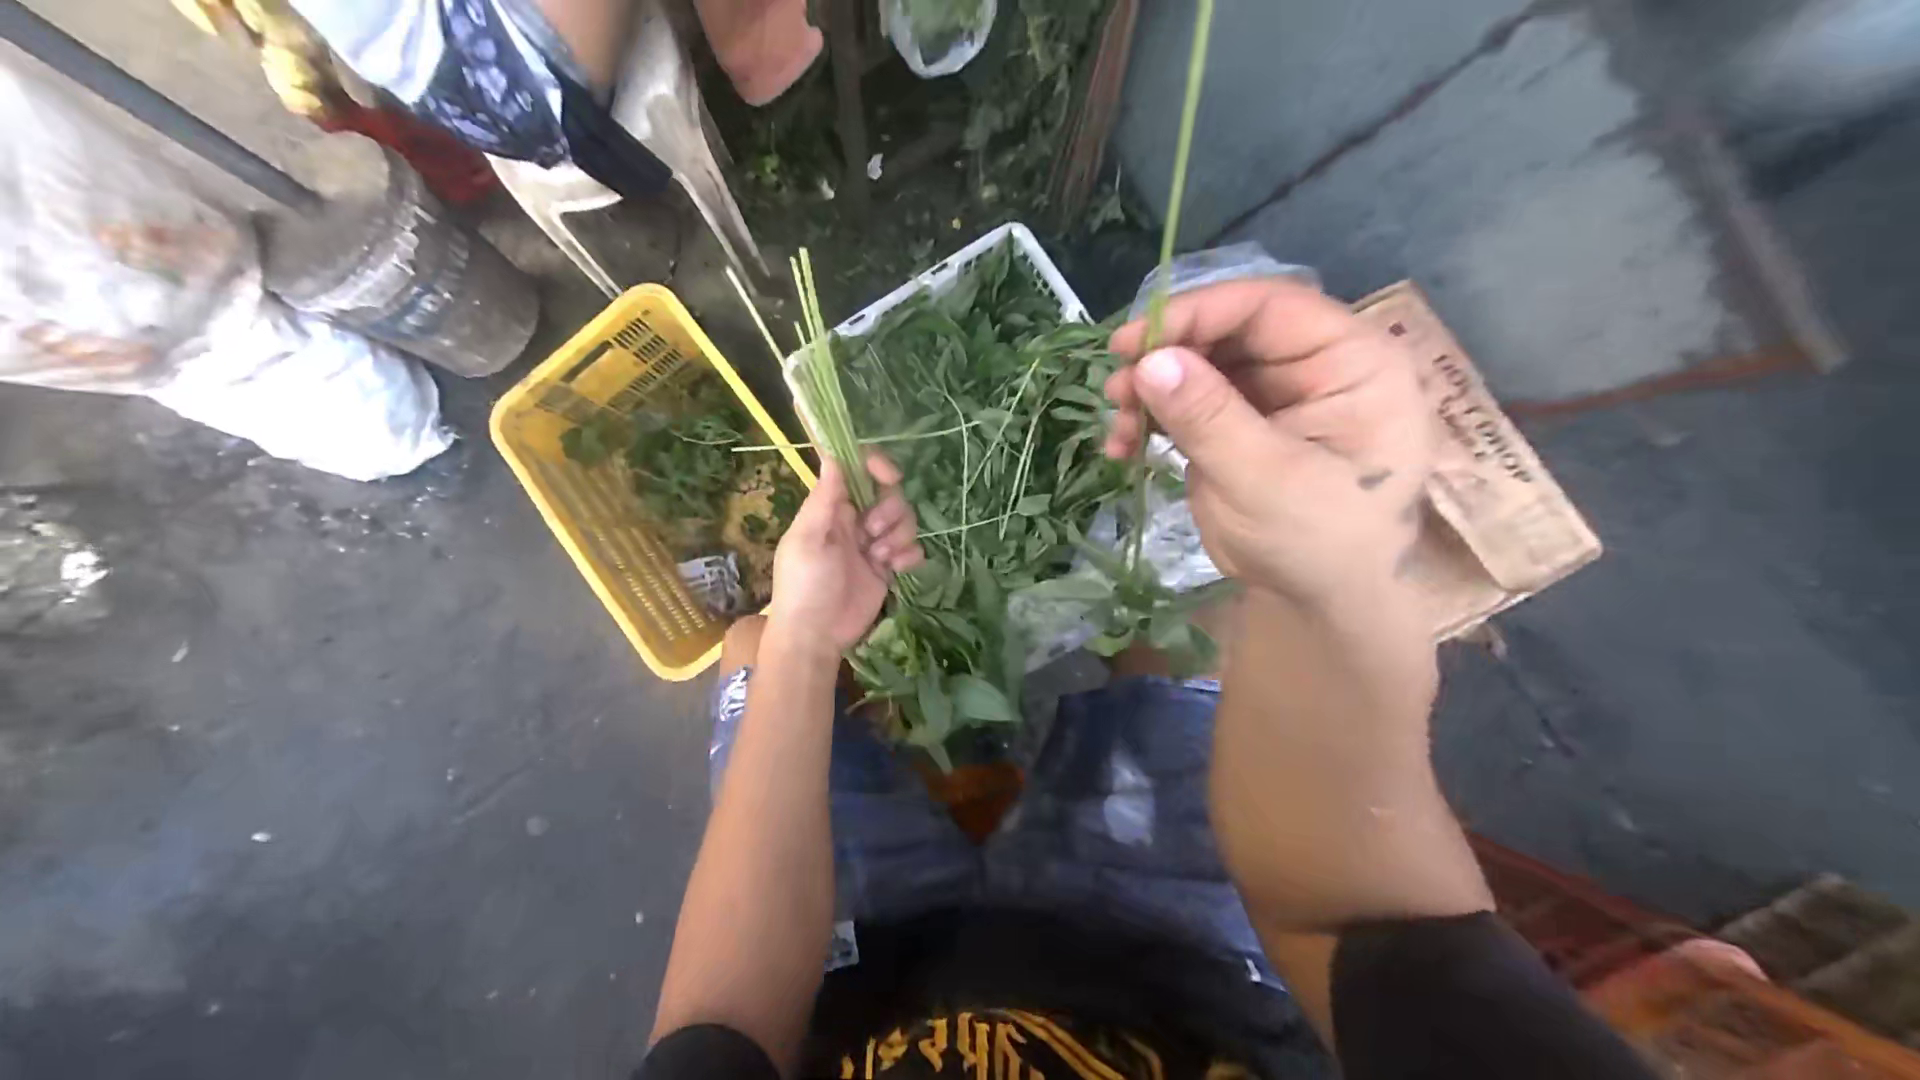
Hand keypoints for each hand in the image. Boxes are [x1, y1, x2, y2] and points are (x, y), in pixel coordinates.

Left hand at [765, 453, 923, 652]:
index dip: (875, 465)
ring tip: (881, 558)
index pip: (856, 470)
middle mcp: (853, 521)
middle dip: (890, 510)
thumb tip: (832, 455)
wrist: (816, 635)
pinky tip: (896, 569)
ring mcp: (871, 545)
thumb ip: (824, 499)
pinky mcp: (886, 568)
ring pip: (902, 520)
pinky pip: (910, 548)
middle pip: (887, 495)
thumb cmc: (805, 584)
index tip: (889, 476)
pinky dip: (909, 555)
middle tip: (874, 534)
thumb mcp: (809, 538)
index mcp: (830, 508)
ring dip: (899, 534)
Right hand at [1104, 278, 1432, 610]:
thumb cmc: (1316, 542)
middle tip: (1115, 389)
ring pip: (1197, 369)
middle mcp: (1310, 368)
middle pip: (1225, 334)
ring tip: (1116, 425)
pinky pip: (1186, 406)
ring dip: (1149, 392)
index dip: (1198, 313)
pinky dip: (1151, 421)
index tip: (1133, 343)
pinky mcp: (1237, 427)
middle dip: (1164, 358)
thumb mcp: (1263, 478)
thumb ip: (1208, 416)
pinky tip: (1123, 447)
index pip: (1269, 307)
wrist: (1317, 603)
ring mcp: (1270, 399)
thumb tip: (1150, 360)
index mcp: (1349, 362)